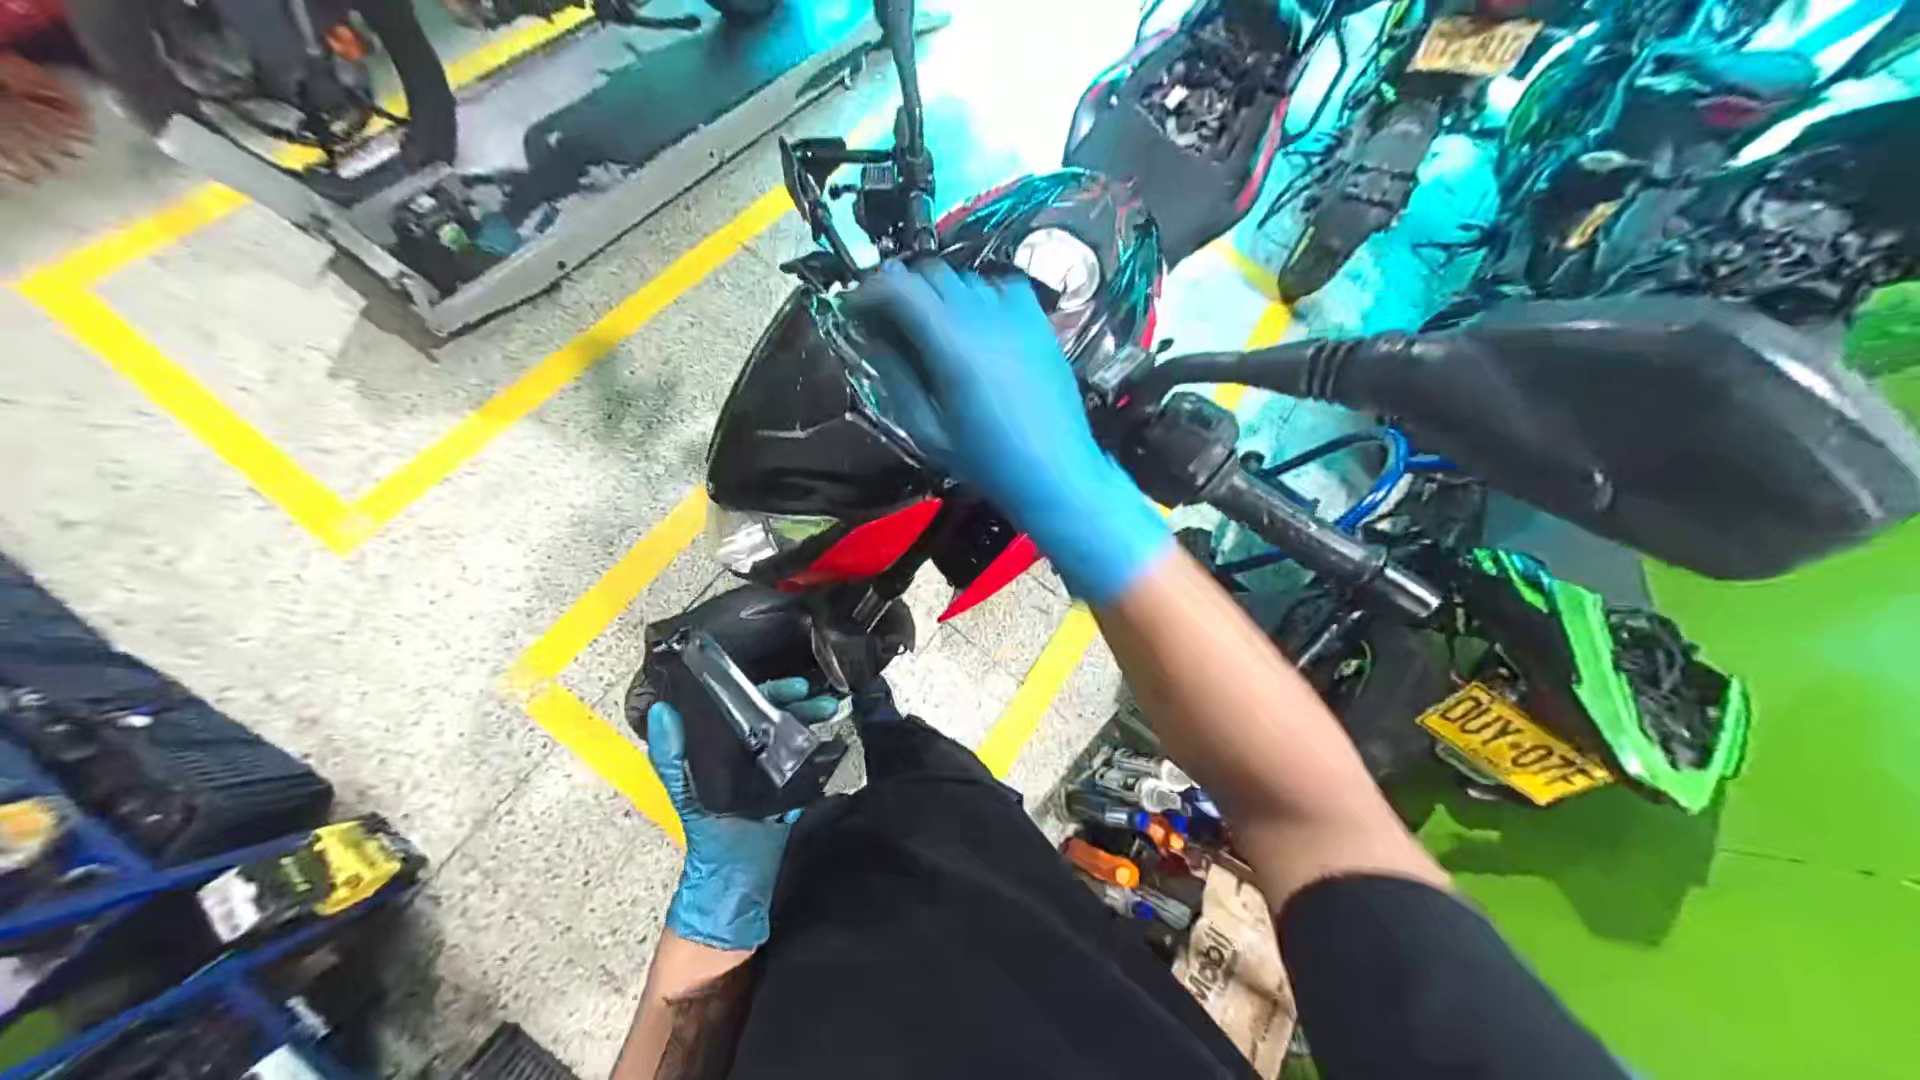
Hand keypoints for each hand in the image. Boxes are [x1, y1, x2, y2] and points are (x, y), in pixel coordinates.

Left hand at [645, 678, 841, 950]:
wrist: (738, 875)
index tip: (794, 686)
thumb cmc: (708, 830)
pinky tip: (835, 736)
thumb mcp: (684, 788)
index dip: (771, 690)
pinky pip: (809, 757)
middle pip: (778, 713)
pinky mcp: (793, 784)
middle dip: (801, 701)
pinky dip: (822, 743)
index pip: (748, 704)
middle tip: (822, 698)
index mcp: (723, 744)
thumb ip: (671, 753)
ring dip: (814, 718)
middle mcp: (750, 749)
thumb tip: (663, 710)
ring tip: (832, 710)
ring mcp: (774, 766)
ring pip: (796, 731)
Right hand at [847, 260, 1170, 603]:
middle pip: (930, 273)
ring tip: (931, 326)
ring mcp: (1017, 314)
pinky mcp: (1039, 321)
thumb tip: (871, 338)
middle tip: (886, 319)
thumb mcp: (927, 428)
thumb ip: (895, 375)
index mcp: (952, 344)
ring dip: (939, 293)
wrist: (1055, 470)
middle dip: (901, 290)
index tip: (855, 309)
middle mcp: (985, 316)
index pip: (899, 288)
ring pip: (965, 278)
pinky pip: (1001, 287)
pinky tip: (975, 323)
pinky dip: (979, 296)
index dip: (868, 292)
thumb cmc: (987, 461)